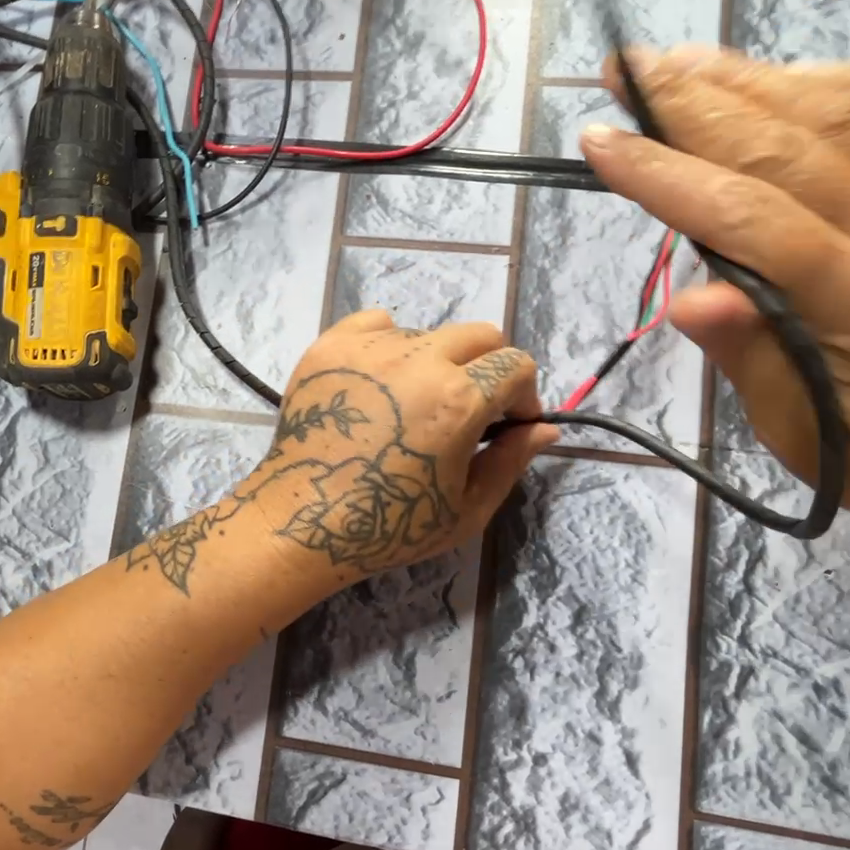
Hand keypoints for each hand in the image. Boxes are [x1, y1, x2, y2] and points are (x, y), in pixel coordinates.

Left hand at [237, 310, 559, 582]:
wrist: (303, 520)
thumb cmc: (389, 526)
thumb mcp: (466, 509)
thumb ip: (510, 461)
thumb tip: (545, 429)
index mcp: (459, 399)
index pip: (516, 365)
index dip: (523, 395)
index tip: (509, 423)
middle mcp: (418, 360)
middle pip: (480, 335)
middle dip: (489, 368)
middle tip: (470, 409)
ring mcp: (370, 348)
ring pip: (427, 332)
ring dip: (437, 361)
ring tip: (414, 403)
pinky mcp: (329, 347)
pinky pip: (375, 324)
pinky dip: (389, 343)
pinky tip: (381, 381)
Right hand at [586, 48, 849, 539]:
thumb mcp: (801, 435)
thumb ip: (750, 357)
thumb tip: (687, 299)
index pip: (749, 215)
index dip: (665, 174)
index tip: (600, 141)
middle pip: (791, 144)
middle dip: (697, 100)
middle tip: (624, 68)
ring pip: (845, 113)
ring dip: (755, 79)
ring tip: (680, 64)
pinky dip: (831, 85)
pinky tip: (781, 80)